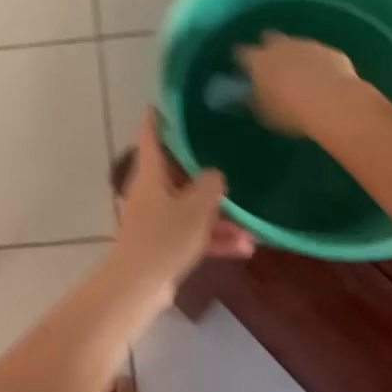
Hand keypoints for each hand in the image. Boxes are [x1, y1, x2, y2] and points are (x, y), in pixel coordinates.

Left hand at [111, 113, 253, 298]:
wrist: (139, 286)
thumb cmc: (164, 237)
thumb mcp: (195, 207)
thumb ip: (210, 185)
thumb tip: (215, 175)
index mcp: (150, 174)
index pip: (151, 137)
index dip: (156, 120)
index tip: (162, 105)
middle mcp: (149, 192)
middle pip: (177, 175)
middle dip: (207, 178)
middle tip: (229, 167)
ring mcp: (154, 219)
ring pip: (189, 209)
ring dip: (218, 218)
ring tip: (251, 231)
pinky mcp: (160, 245)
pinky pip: (190, 234)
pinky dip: (212, 238)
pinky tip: (243, 248)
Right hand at [235, 31, 391, 139]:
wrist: (334, 104)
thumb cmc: (291, 111)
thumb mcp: (264, 113)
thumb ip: (254, 100)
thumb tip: (249, 95)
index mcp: (258, 60)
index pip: (240, 53)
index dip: (241, 61)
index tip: (244, 70)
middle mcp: (280, 46)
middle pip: (269, 38)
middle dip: (269, 49)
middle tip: (274, 68)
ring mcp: (307, 45)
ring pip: (297, 45)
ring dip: (297, 56)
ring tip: (303, 77)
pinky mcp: (330, 51)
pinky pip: (320, 54)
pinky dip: (319, 64)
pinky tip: (325, 81)